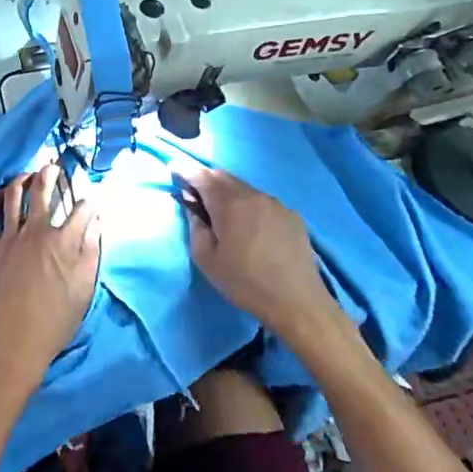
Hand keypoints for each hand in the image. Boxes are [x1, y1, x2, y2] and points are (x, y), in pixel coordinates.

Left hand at [0, 165, 100, 387]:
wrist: (14, 341)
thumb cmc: (56, 320)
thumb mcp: (85, 288)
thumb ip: (91, 251)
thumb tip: (95, 223)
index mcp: (65, 240)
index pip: (82, 208)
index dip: (89, 201)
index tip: (90, 202)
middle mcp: (37, 231)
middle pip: (44, 189)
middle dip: (52, 173)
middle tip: (53, 166)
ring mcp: (10, 237)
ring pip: (14, 195)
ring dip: (22, 179)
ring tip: (27, 175)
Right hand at [183, 166, 338, 339]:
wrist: (297, 301)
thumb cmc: (245, 283)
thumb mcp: (206, 260)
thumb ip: (196, 227)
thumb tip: (194, 207)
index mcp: (230, 204)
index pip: (202, 176)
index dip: (186, 171)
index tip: (175, 169)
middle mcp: (254, 195)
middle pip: (224, 177)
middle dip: (207, 179)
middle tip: (195, 191)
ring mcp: (276, 203)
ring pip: (245, 188)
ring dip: (229, 193)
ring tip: (224, 211)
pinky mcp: (292, 215)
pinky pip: (264, 202)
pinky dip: (250, 205)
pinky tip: (252, 226)